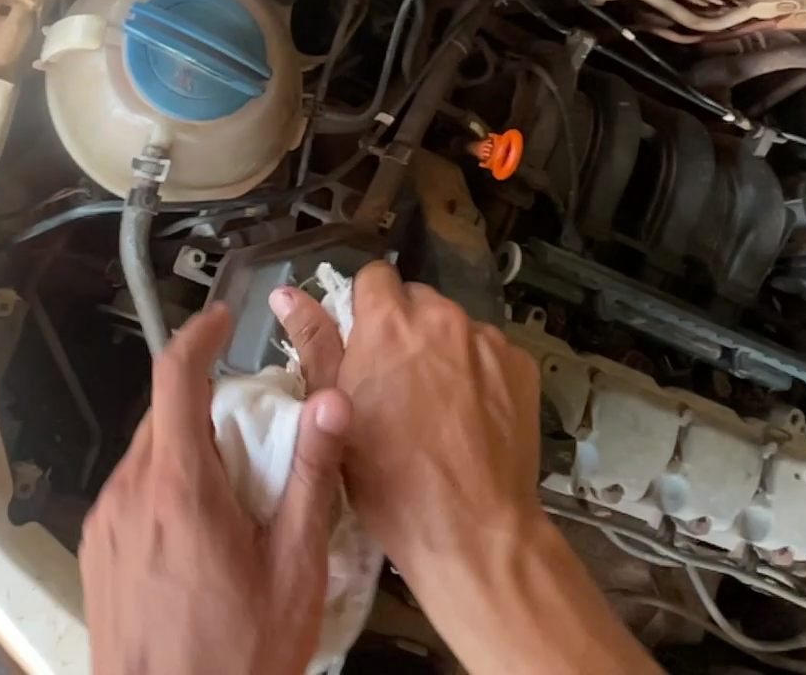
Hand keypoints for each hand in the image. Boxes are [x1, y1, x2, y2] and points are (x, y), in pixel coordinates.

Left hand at [81, 304, 352, 674]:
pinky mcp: (95, 550)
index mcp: (179, 486)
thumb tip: (331, 402)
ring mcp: (105, 523)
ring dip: (187, 447)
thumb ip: (311, 476)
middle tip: (251, 430)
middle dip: (206, 403)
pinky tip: (196, 531)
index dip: (199, 335)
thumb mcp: (293, 568)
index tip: (222, 320)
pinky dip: (164, 483)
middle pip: (164, 412)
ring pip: (147, 451)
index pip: (175, 376)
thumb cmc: (237, 658)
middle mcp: (130, 493)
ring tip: (231, 491)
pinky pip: (131, 489)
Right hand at [271, 261, 541, 572]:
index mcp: (389, 322)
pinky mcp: (521, 366)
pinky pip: (490, 351)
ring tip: (437, 401)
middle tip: (397, 379)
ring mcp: (487, 340)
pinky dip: (479, 370)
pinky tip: (471, 413)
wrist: (472, 530)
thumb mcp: (334, 407)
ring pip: (455, 326)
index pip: (375, 276)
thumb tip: (285, 293)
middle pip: (416, 300)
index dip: (366, 306)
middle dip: (405, 327)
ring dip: (442, 347)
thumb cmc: (388, 476)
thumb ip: (312, 340)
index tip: (365, 342)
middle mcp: (441, 317)